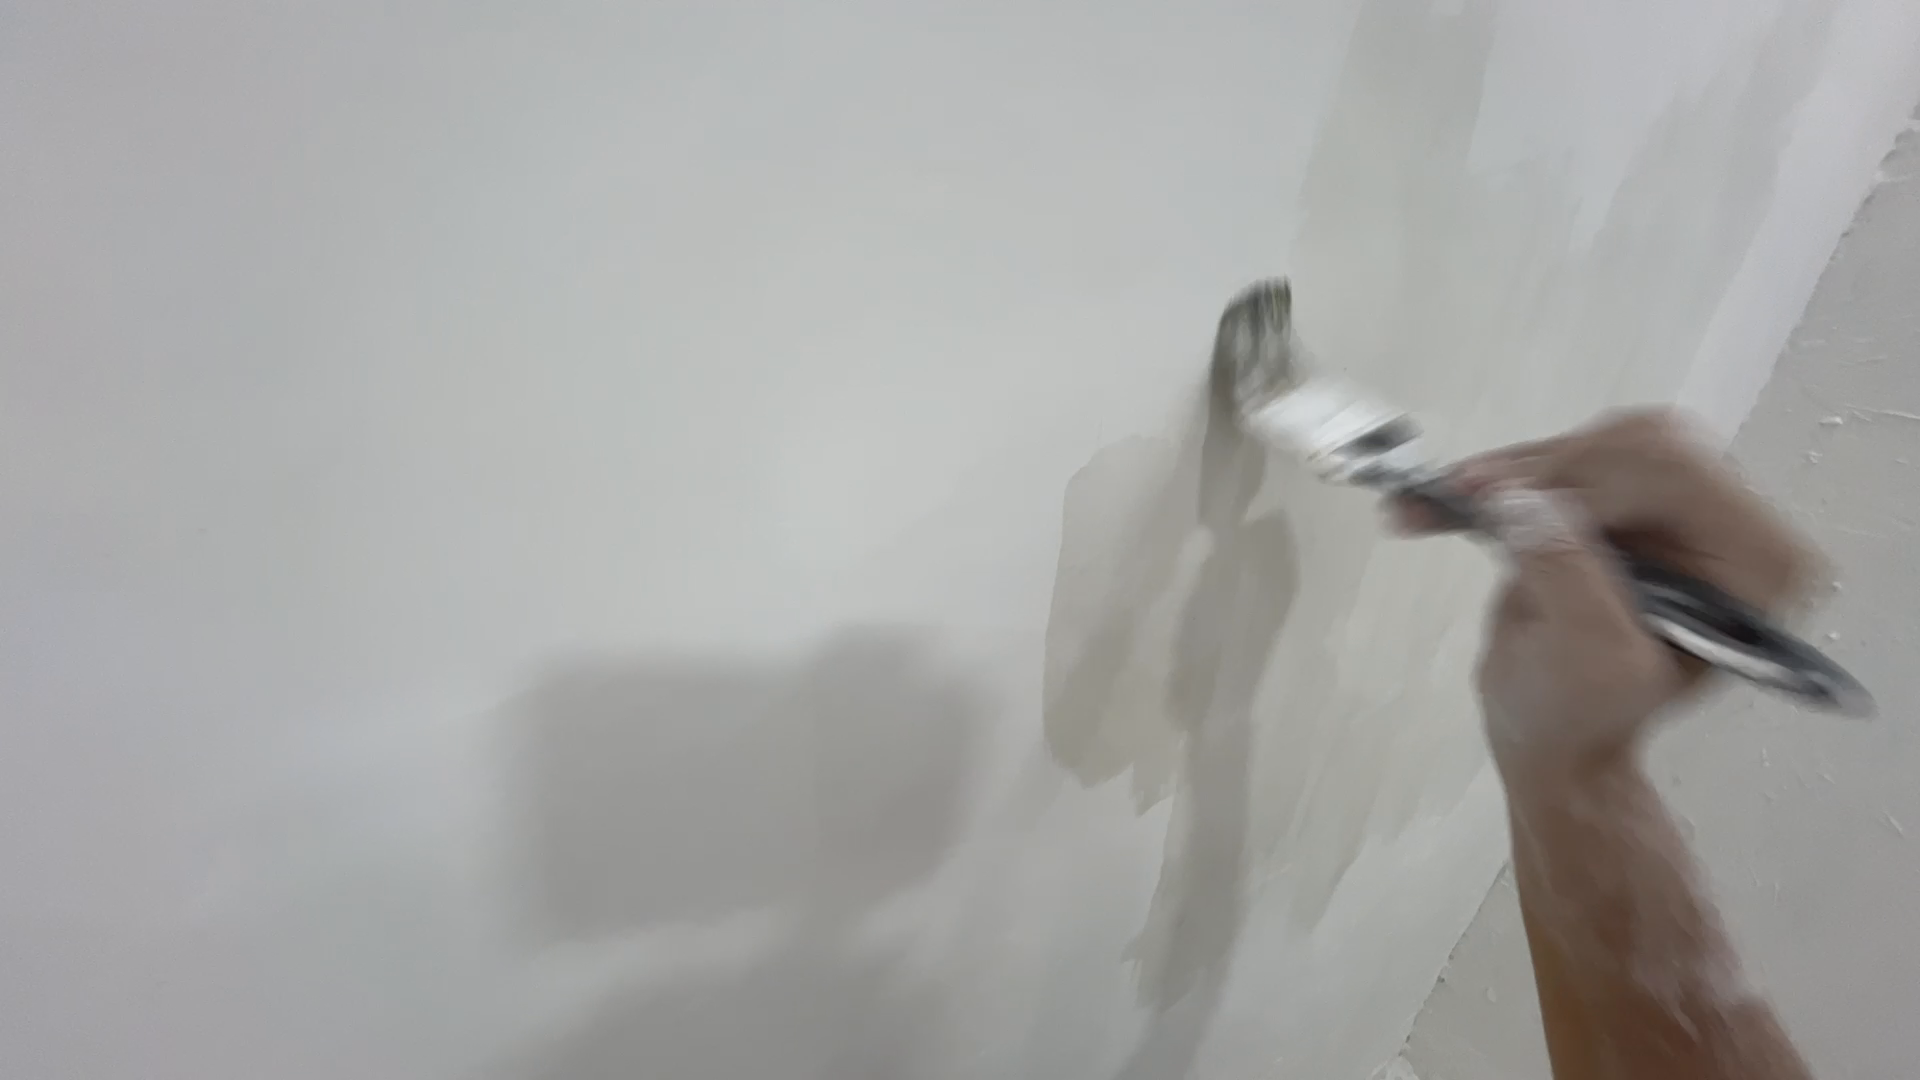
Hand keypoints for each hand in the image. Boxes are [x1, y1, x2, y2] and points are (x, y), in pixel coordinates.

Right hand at [1394, 410, 1817, 784]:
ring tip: (1424, 500)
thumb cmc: (1578, 712)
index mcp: (1751, 560)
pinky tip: (1427, 502)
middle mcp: (1717, 525)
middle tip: (1457, 498)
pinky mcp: (1593, 514)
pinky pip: (1541, 471)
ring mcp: (1653, 515)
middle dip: (1535, 470)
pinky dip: (1479, 487)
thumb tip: (1516, 501)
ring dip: (1495, 474)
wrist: (1547, 730)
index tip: (1501, 513)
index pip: (1673, 471)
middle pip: (1628, 444)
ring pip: (1578, 447)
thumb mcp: (1586, 656)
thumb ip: (1567, 575)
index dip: (1582, 483)